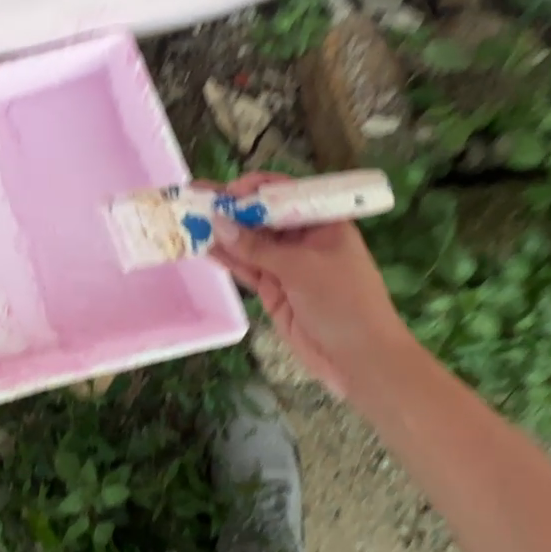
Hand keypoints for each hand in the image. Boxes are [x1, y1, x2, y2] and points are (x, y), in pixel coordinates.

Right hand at [202, 172, 418, 399]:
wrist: (363, 362)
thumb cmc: (345, 304)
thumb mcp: (302, 269)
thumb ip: (256, 247)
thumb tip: (217, 221)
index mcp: (323, 224)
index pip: (286, 194)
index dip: (257, 189)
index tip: (230, 192)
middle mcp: (303, 240)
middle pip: (262, 216)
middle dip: (231, 208)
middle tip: (197, 198)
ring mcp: (287, 265)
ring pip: (249, 242)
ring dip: (221, 231)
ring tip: (188, 218)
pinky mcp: (273, 289)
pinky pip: (245, 266)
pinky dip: (224, 257)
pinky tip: (201, 245)